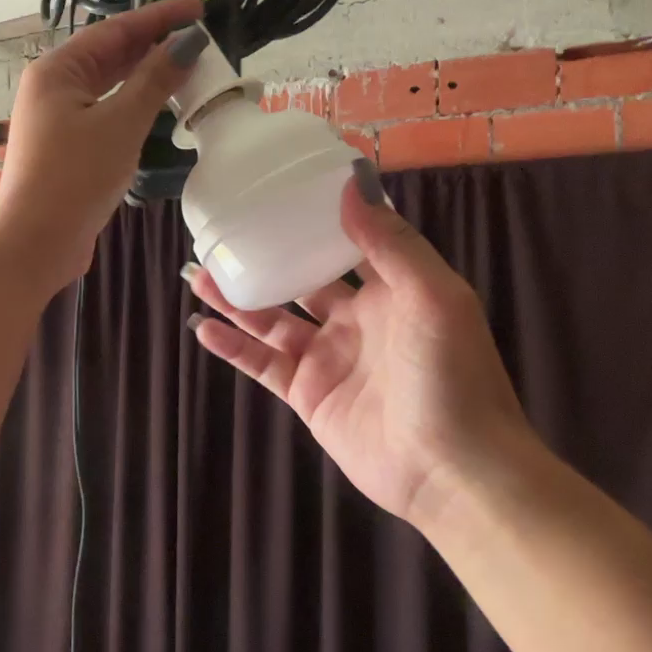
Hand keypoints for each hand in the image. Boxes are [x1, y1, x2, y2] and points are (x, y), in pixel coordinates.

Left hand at [0, 0, 206, 288]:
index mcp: (56, 71)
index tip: (201, 7)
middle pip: (109, 55)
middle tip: (200, 40)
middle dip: (153, 46)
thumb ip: (155, 80)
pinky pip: (105, 114)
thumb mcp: (121, 124)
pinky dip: (133, 107)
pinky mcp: (65, 150)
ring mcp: (56, 121)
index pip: (115, 29)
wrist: (35, 244)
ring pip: (108, 87)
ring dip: (145, 78)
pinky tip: (159, 108)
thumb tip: (188, 41)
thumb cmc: (74, 178)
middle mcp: (51, 89)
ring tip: (188, 69)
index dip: (160, 17)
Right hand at [185, 174, 544, 530]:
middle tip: (225, 238)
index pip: (348, 244)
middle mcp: (356, 320)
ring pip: (272, 321)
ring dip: (237, 300)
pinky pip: (263, 364)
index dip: (316, 220)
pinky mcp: (307, 395)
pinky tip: (203, 328)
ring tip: (199, 276)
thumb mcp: (433, 297)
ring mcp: (328, 359)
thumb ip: (390, 243)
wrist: (449, 468)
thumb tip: (349, 184)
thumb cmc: (452, 374)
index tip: (281, 193)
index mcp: (392, 290)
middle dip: (266, 260)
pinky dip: (234, 347)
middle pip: (300, 280)